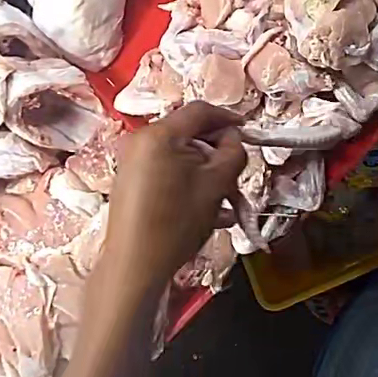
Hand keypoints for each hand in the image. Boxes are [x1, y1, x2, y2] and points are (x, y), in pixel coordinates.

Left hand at [97, 102, 245, 302]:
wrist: (136, 266)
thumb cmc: (179, 220)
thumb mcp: (219, 182)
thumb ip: (234, 150)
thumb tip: (232, 138)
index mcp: (159, 135)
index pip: (201, 110)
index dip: (229, 118)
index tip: (248, 132)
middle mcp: (140, 142)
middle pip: (190, 132)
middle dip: (217, 148)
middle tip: (235, 169)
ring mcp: (131, 162)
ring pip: (181, 153)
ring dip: (206, 168)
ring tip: (224, 196)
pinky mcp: (130, 182)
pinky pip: (167, 169)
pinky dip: (189, 179)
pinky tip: (206, 206)